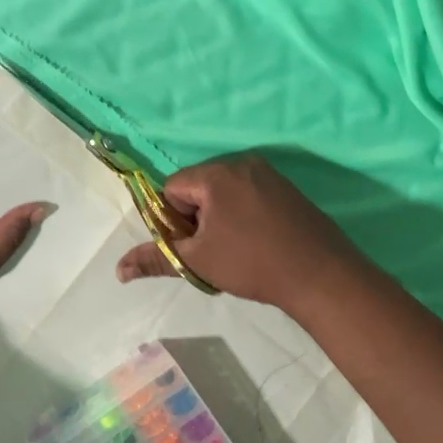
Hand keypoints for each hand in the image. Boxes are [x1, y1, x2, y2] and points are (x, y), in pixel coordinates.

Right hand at [115, 154, 366, 310]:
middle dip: (199, 218)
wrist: (324, 277)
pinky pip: (250, 195)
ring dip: (221, 218)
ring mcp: (269, 174)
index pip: (172, 189)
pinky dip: (245, 215)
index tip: (195, 245)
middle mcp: (242, 164)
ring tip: (239, 249)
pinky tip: (260, 243)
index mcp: (216, 174)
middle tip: (216, 250)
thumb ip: (155, 258)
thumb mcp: (198, 262)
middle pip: (198, 188)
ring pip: (225, 193)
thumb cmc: (253, 265)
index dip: (176, 221)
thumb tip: (118, 271)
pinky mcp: (289, 189)